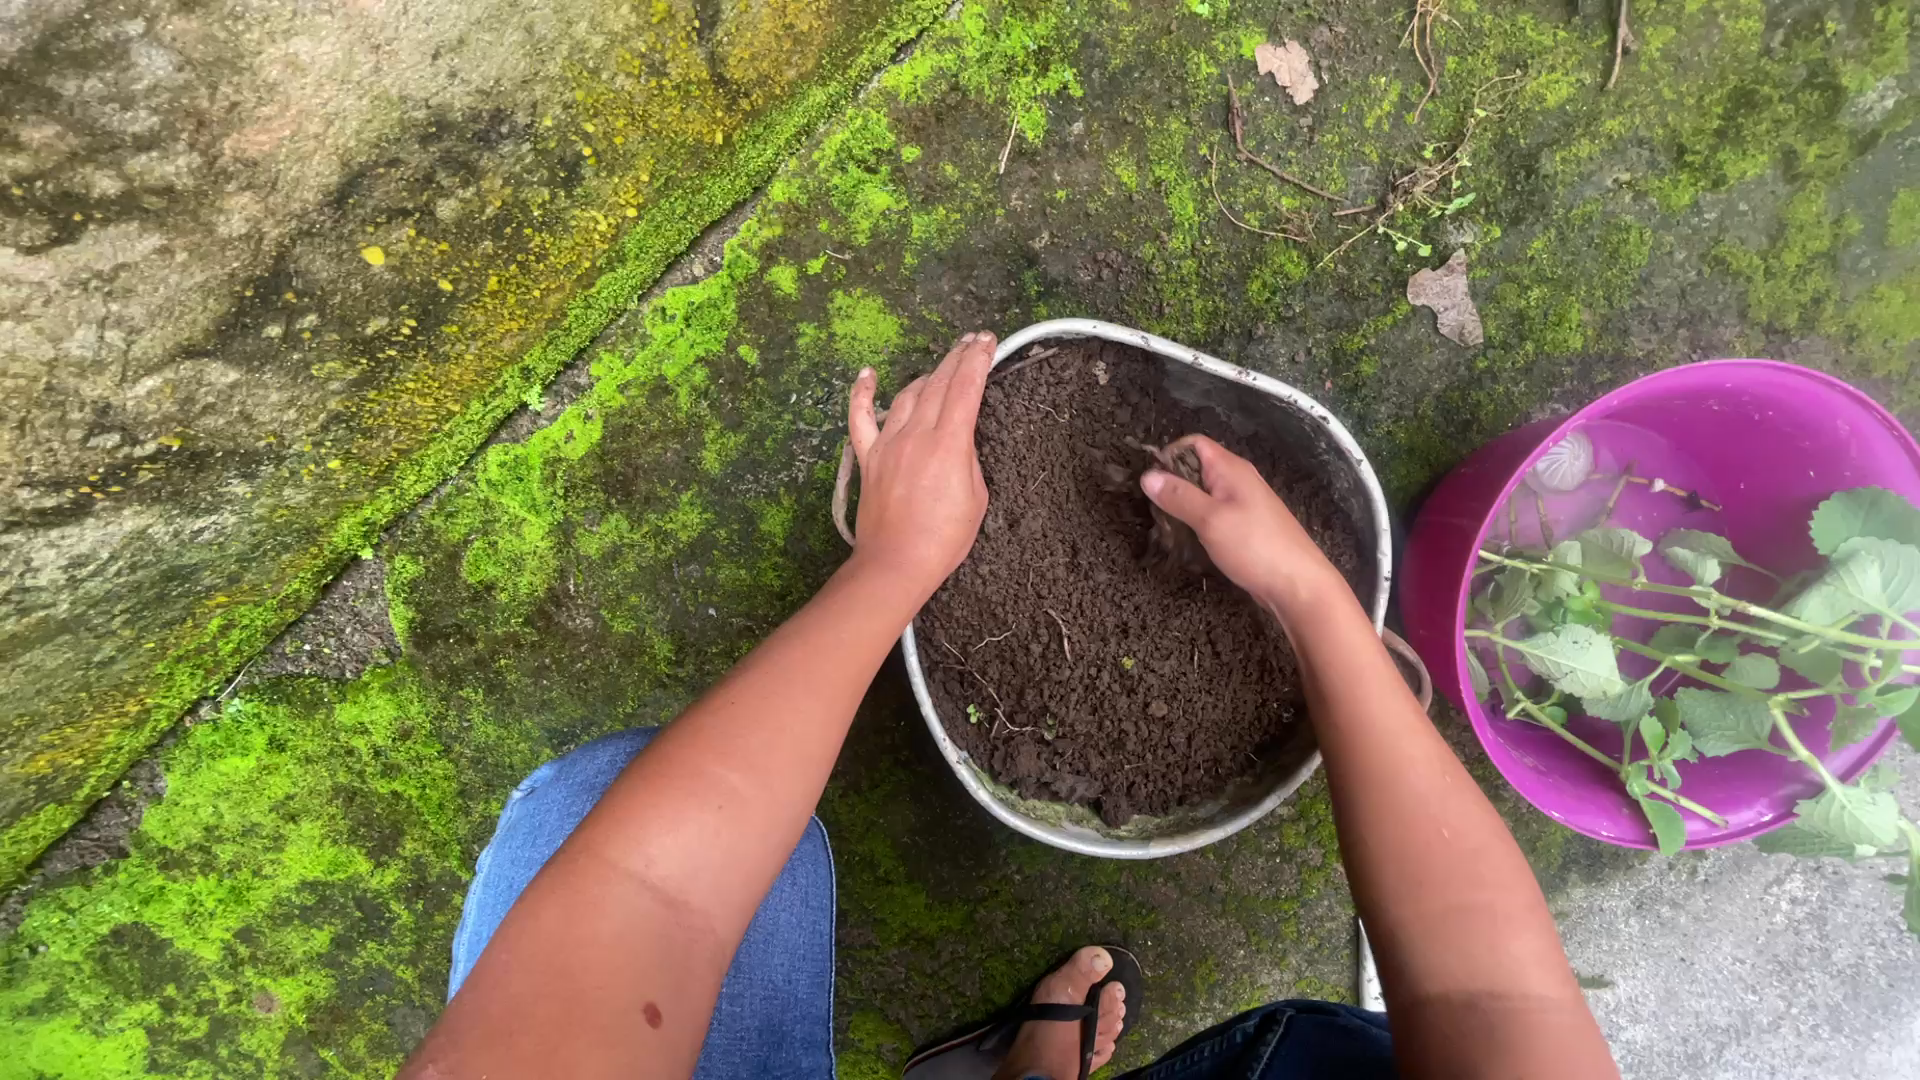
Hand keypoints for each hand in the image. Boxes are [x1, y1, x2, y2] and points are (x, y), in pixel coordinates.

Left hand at [845, 331, 993, 601]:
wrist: (896, 562)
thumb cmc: (944, 538)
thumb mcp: (976, 497)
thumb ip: (967, 459)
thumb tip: (957, 441)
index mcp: (948, 443)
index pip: (965, 388)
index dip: (978, 360)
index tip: (987, 341)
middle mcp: (916, 433)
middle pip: (938, 383)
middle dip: (958, 358)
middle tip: (972, 342)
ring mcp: (888, 443)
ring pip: (907, 394)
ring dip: (927, 374)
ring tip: (943, 364)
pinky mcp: (869, 457)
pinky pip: (861, 418)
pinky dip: (863, 393)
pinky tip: (867, 374)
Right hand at [1140, 434, 1345, 620]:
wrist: (1297, 584)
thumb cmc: (1255, 546)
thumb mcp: (1210, 519)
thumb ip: (1178, 496)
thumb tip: (1147, 476)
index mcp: (1231, 469)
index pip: (1194, 443)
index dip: (1169, 455)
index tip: (1151, 481)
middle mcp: (1237, 480)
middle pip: (1195, 469)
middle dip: (1172, 485)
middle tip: (1155, 509)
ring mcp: (1242, 503)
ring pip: (1202, 494)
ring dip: (1182, 507)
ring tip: (1168, 528)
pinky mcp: (1243, 526)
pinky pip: (1212, 514)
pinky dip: (1196, 523)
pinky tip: (1188, 541)